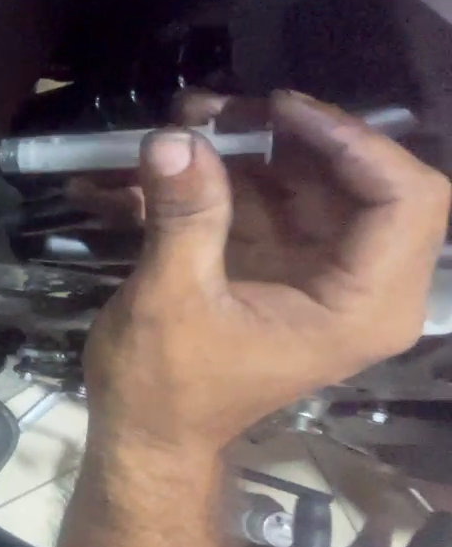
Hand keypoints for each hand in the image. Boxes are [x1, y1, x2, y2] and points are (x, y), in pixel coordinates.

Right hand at [83, 91, 448, 457]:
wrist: (142, 435)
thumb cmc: (165, 382)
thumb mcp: (170, 298)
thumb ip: (183, 217)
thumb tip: (173, 139)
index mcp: (362, 301)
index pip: (405, 201)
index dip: (351, 145)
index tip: (276, 111)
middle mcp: (353, 284)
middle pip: (347, 188)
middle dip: (279, 145)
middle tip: (208, 113)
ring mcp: (306, 278)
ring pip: (293, 195)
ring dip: (233, 161)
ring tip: (170, 135)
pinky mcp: (263, 275)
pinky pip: (247, 216)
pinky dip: (200, 194)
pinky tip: (141, 182)